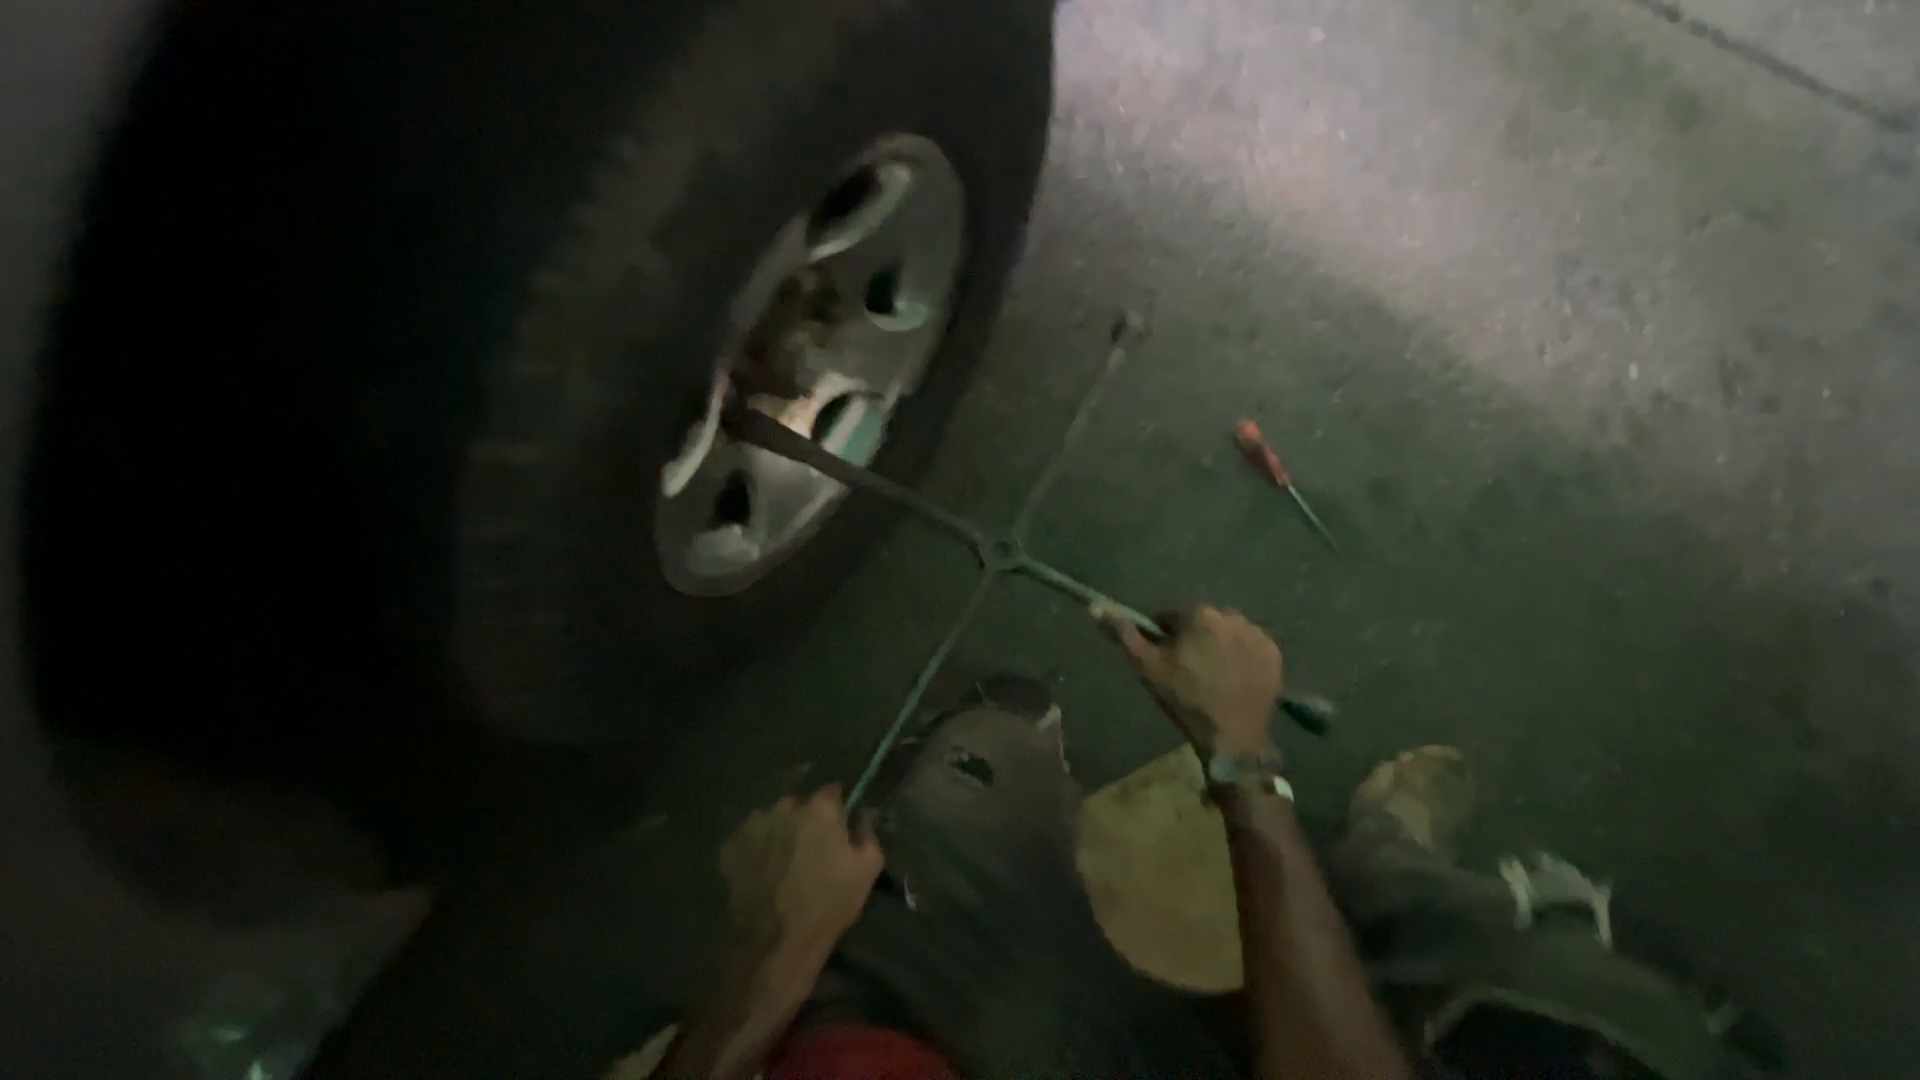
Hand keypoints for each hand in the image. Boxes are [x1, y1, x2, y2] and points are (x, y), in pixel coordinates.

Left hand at [718, 785, 883, 966]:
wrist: (774, 942)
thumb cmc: (828, 905)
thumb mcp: (867, 870)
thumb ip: (868, 833)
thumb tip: (862, 815)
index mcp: (820, 808)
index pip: (832, 792)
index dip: (837, 811)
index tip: (838, 830)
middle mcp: (785, 806)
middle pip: (799, 805)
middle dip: (806, 821)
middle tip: (810, 850)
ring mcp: (754, 824)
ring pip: (772, 820)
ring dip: (779, 833)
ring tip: (783, 863)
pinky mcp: (731, 845)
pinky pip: (749, 838)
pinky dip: (756, 849)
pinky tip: (762, 872)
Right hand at [1102, 605, 1282, 758]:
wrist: (1233, 737)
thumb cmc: (1185, 699)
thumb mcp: (1147, 667)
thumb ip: (1123, 634)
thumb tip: (1096, 607)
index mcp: (1199, 614)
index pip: (1170, 616)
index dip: (1163, 638)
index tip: (1165, 661)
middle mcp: (1232, 615)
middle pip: (1201, 621)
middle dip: (1193, 639)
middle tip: (1188, 671)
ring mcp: (1257, 634)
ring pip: (1227, 632)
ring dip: (1217, 645)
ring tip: (1212, 676)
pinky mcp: (1274, 653)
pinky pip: (1250, 646)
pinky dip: (1240, 657)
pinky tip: (1233, 679)